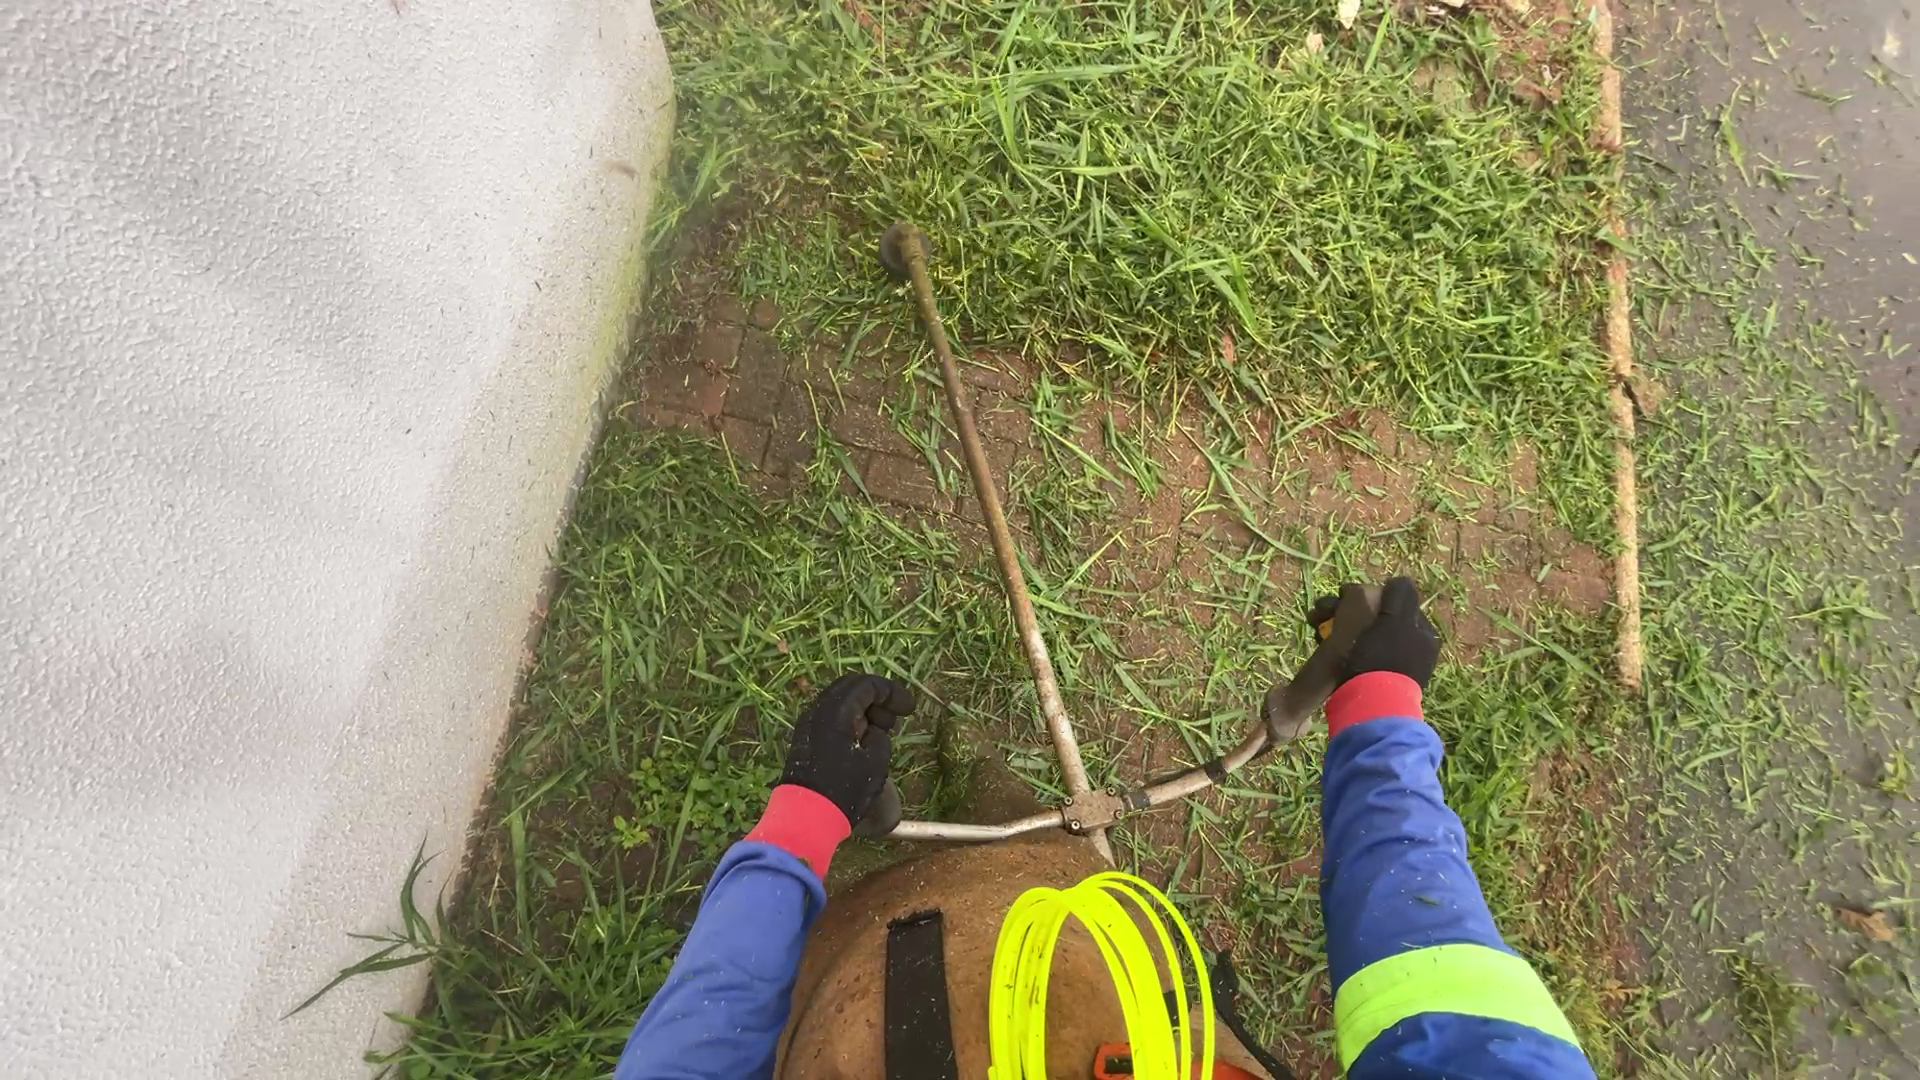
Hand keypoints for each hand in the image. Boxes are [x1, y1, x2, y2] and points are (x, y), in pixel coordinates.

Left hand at [779, 673, 915, 825]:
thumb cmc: (845, 788)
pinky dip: (852, 721)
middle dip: (878, 698)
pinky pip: (833, 717)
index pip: (868, 685)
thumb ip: (879, 736)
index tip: (910, 709)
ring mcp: (809, 723)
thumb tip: (872, 730)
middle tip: (896, 716)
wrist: (806, 817)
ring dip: (865, 710)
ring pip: (842, 702)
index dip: (892, 693)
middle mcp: (819, 710)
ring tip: (882, 731)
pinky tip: (864, 740)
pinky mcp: (806, 738)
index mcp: (837, 710)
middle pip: (853, 688)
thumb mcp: (876, 760)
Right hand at [1307, 576, 1440, 688]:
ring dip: (1336, 625)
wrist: (1370, 703)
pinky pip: (1353, 651)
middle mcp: (1410, 649)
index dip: (1368, 597)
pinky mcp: (1370, 679)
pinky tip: (1323, 645)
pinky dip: (1337, 644)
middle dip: (1346, 611)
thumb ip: (1401, 596)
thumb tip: (1399, 580)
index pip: (1393, 604)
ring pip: (1361, 634)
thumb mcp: (1397, 620)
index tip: (1345, 597)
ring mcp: (1391, 665)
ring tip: (1315, 628)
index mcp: (1421, 634)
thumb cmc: (1382, 658)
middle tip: (1320, 614)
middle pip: (1375, 619)